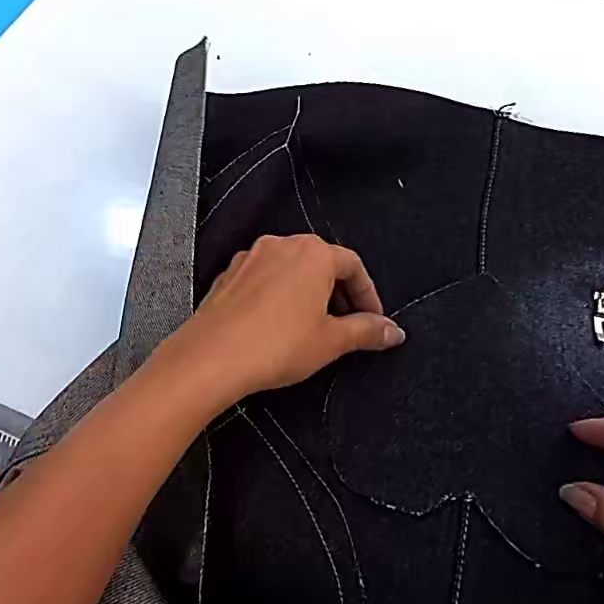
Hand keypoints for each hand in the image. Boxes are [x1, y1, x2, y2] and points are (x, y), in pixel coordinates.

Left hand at [149, 234, 404, 404]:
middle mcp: (282, 245)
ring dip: (307, 292)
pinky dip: (278, 295)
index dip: (367, 295)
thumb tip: (393, 331)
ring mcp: (251, 257)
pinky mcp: (228, 274)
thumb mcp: (331, 341)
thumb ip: (366, 331)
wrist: (210, 358)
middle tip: (346, 324)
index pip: (353, 266)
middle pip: (322, 262)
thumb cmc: (274, 345)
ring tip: (312, 326)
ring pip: (291, 268)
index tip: (373, 320)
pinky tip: (277, 325)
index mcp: (314, 252)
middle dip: (338, 292)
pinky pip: (264, 278)